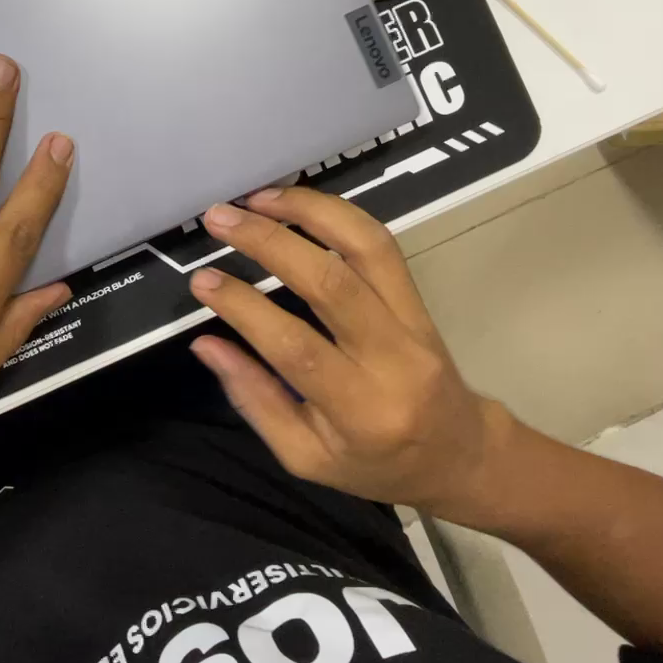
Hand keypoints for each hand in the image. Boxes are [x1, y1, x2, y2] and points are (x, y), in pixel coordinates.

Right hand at [186, 188, 512, 519]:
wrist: (461, 455)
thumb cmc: (375, 465)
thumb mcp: (305, 456)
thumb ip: (254, 400)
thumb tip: (205, 344)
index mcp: (360, 410)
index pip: (295, 346)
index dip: (244, 307)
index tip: (202, 280)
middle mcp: (393, 359)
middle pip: (332, 283)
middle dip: (269, 242)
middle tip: (220, 218)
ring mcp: (413, 321)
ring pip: (367, 248)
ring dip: (310, 211)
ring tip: (259, 197)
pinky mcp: (418, 298)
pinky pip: (381, 244)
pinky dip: (337, 214)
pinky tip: (296, 204)